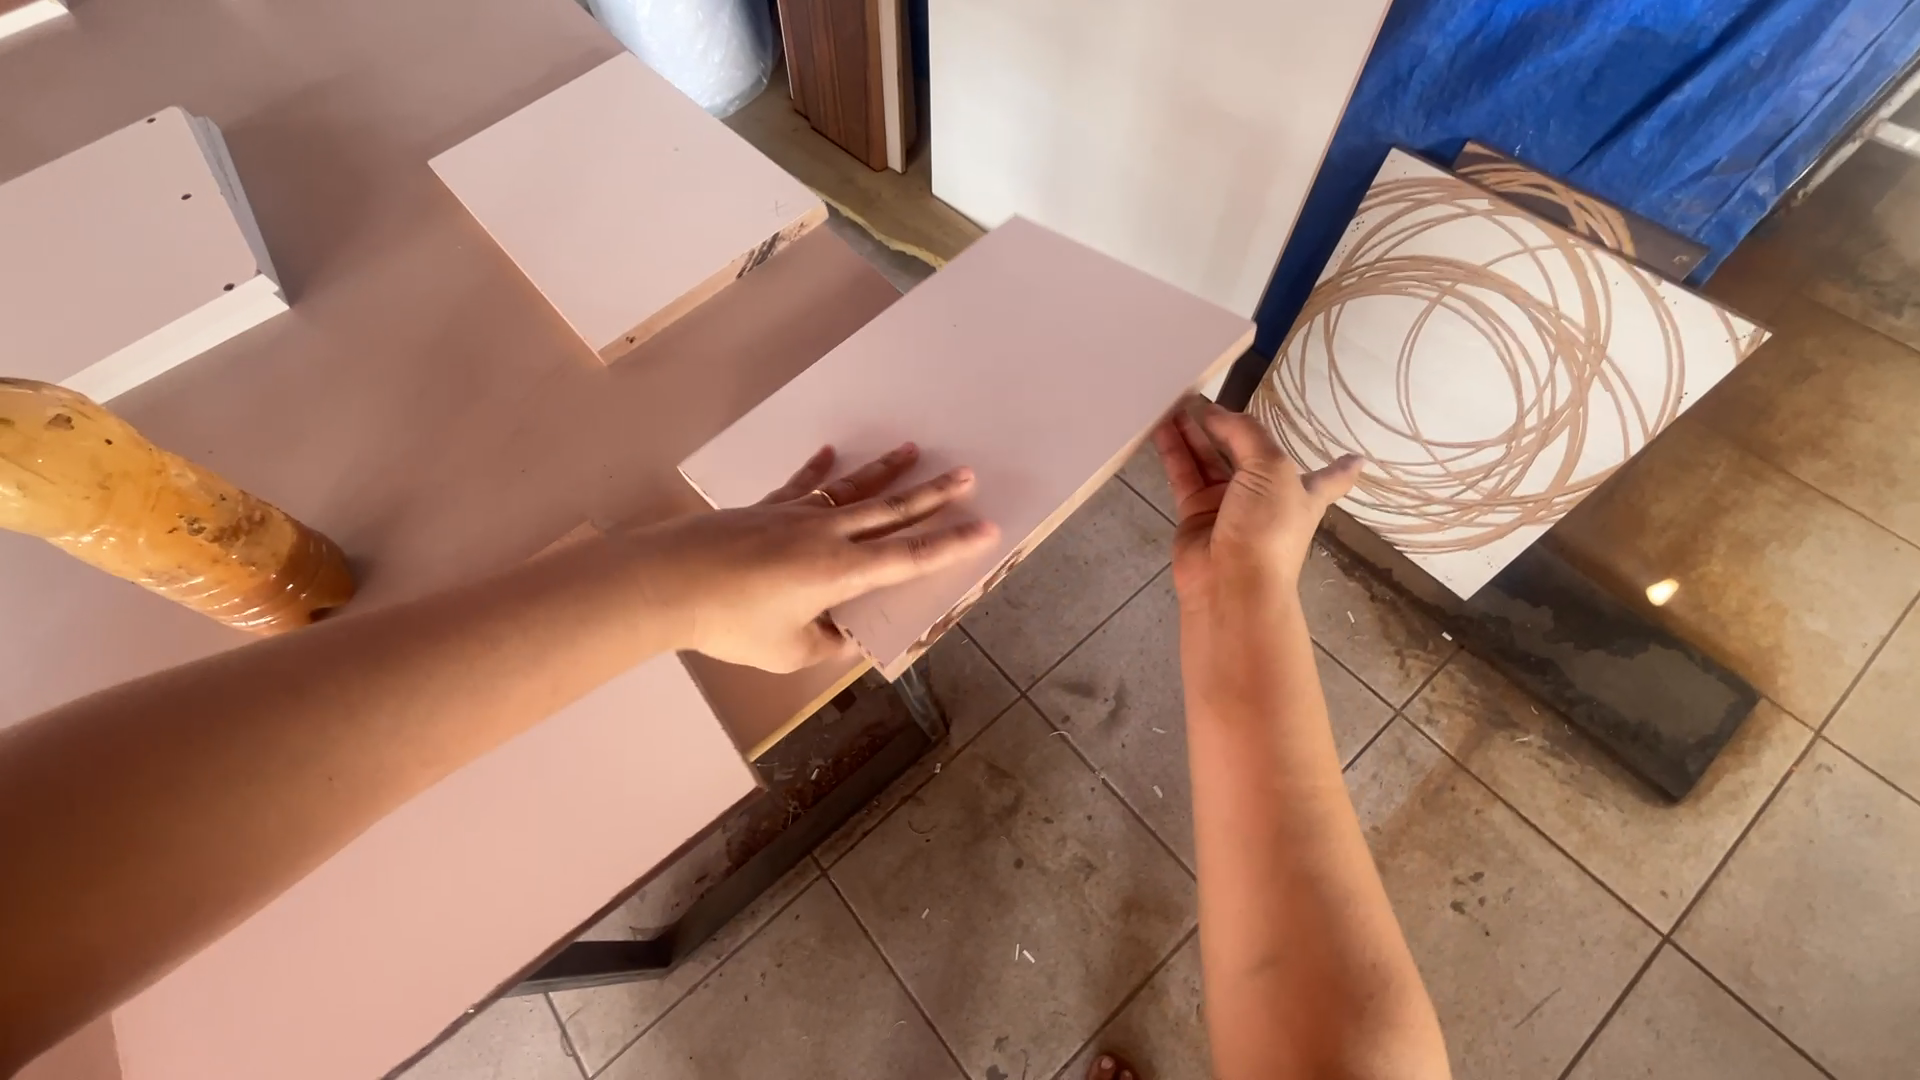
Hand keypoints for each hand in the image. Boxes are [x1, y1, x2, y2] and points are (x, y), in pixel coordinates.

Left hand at [627, 442, 998, 671]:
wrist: (665, 582)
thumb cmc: (730, 623)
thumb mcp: (788, 651)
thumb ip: (827, 642)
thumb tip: (846, 632)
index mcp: (841, 572)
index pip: (910, 556)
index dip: (952, 543)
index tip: (986, 528)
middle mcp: (828, 534)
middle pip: (891, 510)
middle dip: (933, 494)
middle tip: (967, 473)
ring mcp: (796, 514)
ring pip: (853, 489)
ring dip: (886, 471)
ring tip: (914, 450)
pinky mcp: (766, 507)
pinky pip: (801, 484)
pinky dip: (818, 470)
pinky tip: (829, 452)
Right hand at [1152, 397, 1360, 613]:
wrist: (1231, 583)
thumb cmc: (1267, 527)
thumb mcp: (1271, 469)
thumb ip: (1245, 434)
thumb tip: (1214, 413)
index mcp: (1302, 490)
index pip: (1329, 477)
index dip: (1341, 467)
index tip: (1357, 457)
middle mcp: (1266, 495)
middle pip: (1249, 454)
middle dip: (1231, 427)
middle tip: (1204, 395)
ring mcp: (1228, 504)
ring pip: (1210, 460)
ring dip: (1194, 432)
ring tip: (1175, 400)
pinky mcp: (1195, 512)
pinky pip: (1184, 474)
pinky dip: (1174, 451)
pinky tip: (1161, 426)